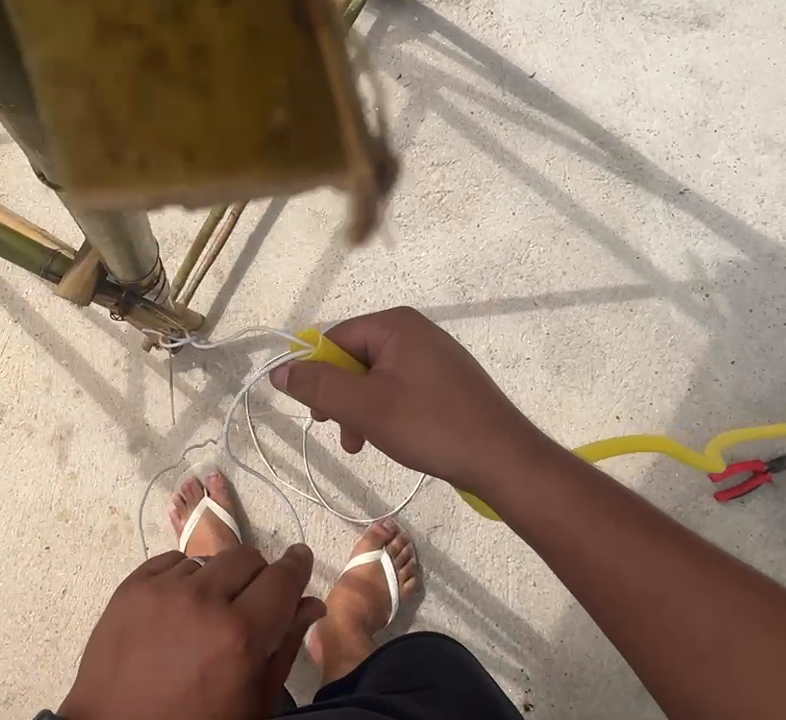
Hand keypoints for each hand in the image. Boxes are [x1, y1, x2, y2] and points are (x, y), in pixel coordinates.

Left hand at [59, 544, 324, 719]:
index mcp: (239, 636)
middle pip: (246, 558)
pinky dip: (183, 581)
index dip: (297, 566)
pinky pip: (173, 563)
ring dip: (216, 582)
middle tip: (251, 604)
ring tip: (205, 618)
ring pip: (209, 561)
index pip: (282, 579)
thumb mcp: (253, 703)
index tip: (301, 557)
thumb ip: (284, 648)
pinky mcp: (132, 585)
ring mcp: (163, 589)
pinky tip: (179, 612)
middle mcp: (203, 601)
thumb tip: (311, 603)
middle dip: (257, 576)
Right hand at [269, 306, 554, 496]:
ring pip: (376, 377)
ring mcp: (434, 355)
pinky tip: (389, 439)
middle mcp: (415, 331)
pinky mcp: (447, 381)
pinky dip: (386, 411)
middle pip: (355, 358)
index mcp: (395, 325)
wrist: (507, 460)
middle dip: (341, 397)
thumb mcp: (364, 407)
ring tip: (363, 443)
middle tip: (341, 432)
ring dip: (361, 409)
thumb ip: (317, 386)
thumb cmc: (431, 426)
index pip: (335, 339)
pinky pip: (400, 387)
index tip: (316, 413)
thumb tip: (279, 370)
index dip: (317, 374)